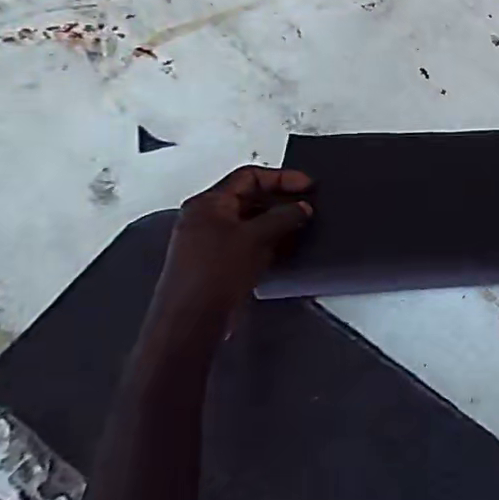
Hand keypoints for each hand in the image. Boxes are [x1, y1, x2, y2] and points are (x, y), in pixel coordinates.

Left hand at [153, 166, 313, 329]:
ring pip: (250, 221)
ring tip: (301, 225)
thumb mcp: (256, 237)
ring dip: (276, 222)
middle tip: (305, 204)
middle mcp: (205, 218)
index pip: (249, 177)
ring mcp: (209, 241)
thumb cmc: (215, 273)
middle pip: (250, 197)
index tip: (306, 185)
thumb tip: (302, 208)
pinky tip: (286, 246)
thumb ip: (284, 217)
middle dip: (280, 200)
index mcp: (207, 204)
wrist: (192, 322)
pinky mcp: (217, 262)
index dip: (282, 177)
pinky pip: (247, 241)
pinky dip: (268, 240)